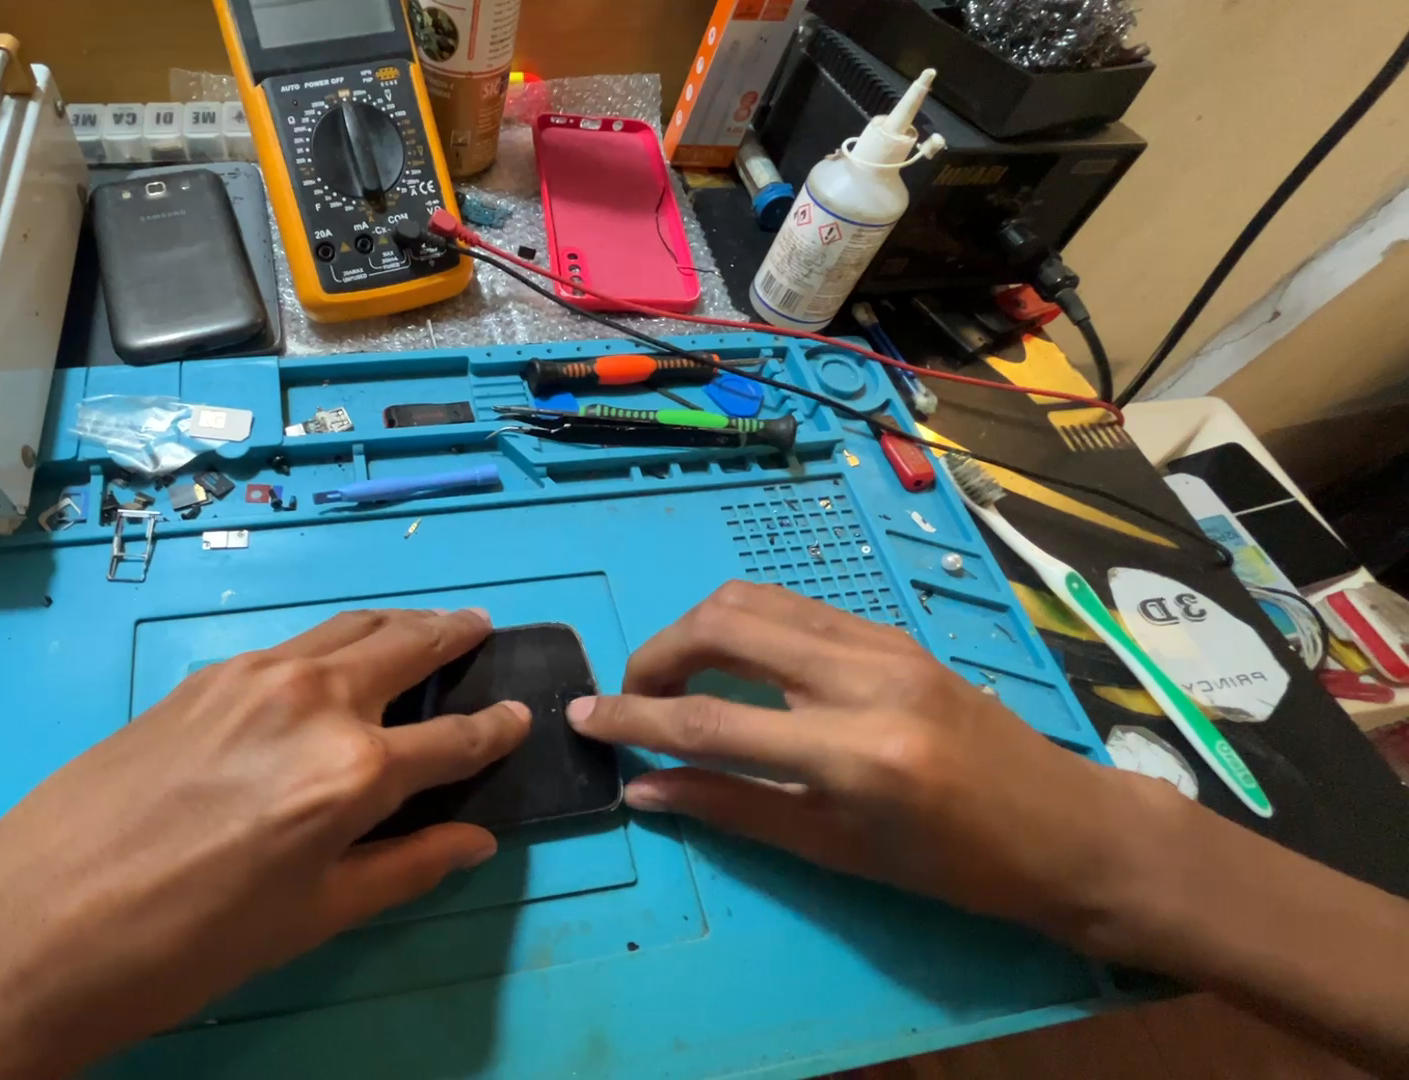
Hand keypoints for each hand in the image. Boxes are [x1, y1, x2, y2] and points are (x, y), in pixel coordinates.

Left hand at [0, 608, 528, 1078]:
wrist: (32, 926)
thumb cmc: (188, 946)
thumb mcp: (314, 918)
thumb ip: (408, 866)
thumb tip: (478, 838)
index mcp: (352, 771)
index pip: (453, 739)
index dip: (496, 728)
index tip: (522, 714)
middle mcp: (314, 699)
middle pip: (407, 645)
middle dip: (454, 634)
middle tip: (479, 628)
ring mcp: (255, 674)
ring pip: (350, 628)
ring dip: (397, 625)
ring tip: (423, 629)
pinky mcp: (208, 672)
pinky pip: (296, 644)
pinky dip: (336, 642)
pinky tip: (335, 664)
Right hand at [566, 581, 1185, 946]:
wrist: (1072, 828)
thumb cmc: (956, 864)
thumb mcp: (834, 851)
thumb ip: (729, 808)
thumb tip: (642, 789)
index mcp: (855, 753)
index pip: (710, 723)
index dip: (633, 719)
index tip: (582, 716)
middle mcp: (862, 677)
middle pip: (720, 626)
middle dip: (656, 655)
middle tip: (638, 698)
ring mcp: (877, 641)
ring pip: (749, 598)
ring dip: (691, 631)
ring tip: (677, 678)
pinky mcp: (885, 629)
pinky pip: (786, 604)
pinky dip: (736, 624)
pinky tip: (732, 662)